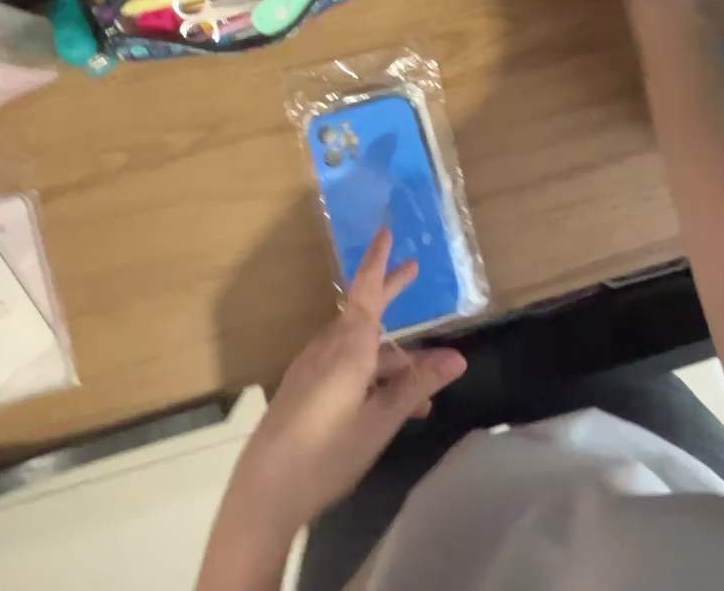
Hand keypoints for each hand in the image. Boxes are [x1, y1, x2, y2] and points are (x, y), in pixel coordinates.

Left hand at [223, 230, 468, 537]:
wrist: (265, 491)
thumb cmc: (327, 452)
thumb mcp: (380, 421)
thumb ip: (416, 386)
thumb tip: (458, 357)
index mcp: (348, 347)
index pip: (367, 292)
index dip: (379, 262)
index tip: (387, 233)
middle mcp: (328, 349)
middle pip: (364, 312)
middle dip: (389, 293)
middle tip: (412, 271)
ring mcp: (312, 370)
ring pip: (360, 349)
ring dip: (390, 360)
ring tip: (422, 392)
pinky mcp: (304, 391)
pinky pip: (345, 368)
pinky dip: (371, 376)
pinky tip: (387, 406)